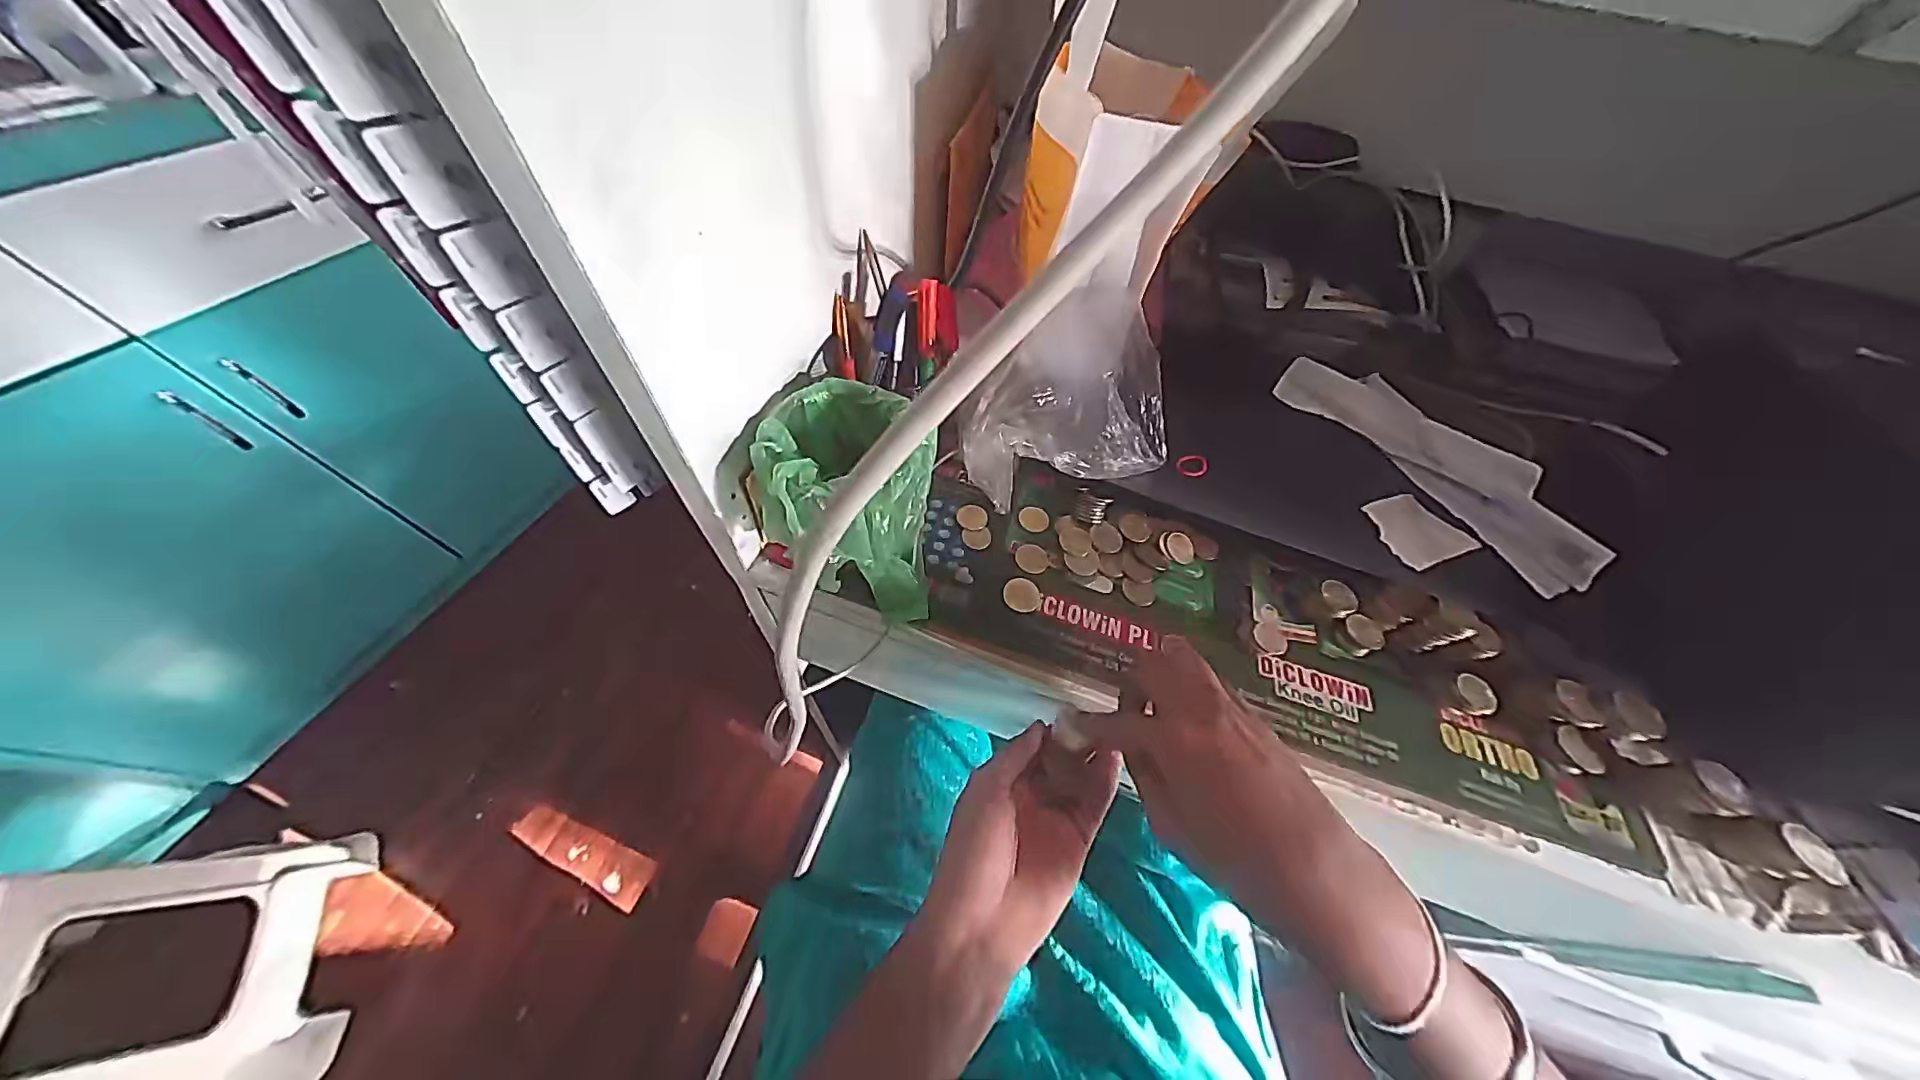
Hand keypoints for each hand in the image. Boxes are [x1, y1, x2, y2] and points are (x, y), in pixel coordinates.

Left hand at [920, 723, 1120, 973]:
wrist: (984, 922)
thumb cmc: (974, 850)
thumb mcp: (986, 792)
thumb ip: (1014, 757)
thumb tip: (1042, 727)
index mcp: (1003, 782)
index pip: (1033, 748)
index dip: (1051, 729)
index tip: (1072, 705)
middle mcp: (1031, 796)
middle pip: (1060, 760)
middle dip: (1076, 739)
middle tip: (1099, 712)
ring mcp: (1057, 818)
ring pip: (1080, 779)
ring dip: (1095, 755)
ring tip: (1115, 726)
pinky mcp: (1080, 840)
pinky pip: (1095, 805)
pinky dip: (1106, 782)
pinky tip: (1116, 757)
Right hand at [1088, 636, 1346, 906]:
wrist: (1316, 866)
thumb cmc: (1235, 860)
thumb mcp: (1171, 826)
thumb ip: (1145, 776)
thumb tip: (1132, 749)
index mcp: (1173, 740)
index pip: (1115, 721)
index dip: (1087, 726)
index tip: (1071, 727)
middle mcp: (1200, 709)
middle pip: (1152, 663)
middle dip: (1131, 684)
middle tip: (1129, 716)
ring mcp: (1231, 707)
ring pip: (1185, 659)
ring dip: (1163, 675)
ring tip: (1160, 712)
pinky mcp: (1255, 716)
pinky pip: (1211, 685)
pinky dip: (1191, 692)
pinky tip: (1195, 728)